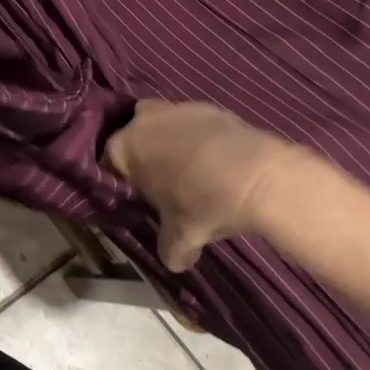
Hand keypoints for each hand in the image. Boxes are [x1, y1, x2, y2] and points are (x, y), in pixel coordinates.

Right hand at [104, 101, 304, 272]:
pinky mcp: (209, 106)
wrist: (261, 178)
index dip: (121, 181)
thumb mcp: (183, 235)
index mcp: (122, 149)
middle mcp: (141, 121)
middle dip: (144, 152)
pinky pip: (195, 122)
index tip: (136, 196)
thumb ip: (170, 248)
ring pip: (164, 123)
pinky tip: (220, 160)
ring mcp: (175, 109)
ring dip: (172, 141)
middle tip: (163, 178)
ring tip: (195, 169)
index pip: (108, 163)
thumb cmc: (205, 203)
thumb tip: (174, 263)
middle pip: (133, 136)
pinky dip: (202, 137)